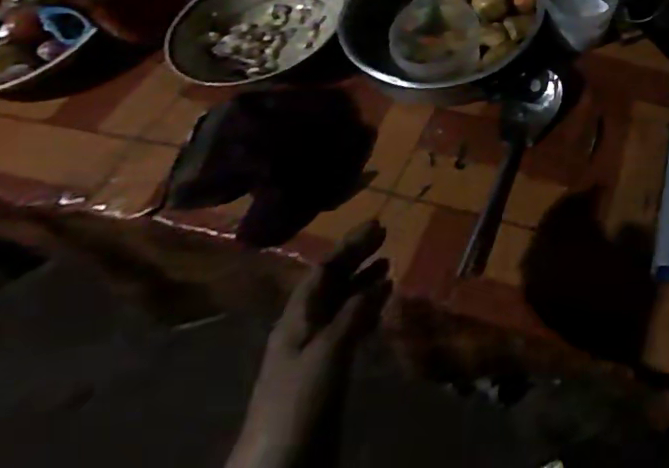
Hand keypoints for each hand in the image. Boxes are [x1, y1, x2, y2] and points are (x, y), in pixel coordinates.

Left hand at [226, 222, 392, 467]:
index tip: (376, 225)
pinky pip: (348, 328)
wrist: (281, 464)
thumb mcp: (327, 352)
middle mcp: (304, 329)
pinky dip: (366, 311)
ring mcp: (314, 351)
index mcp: (296, 320)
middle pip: (331, 285)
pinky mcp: (326, 372)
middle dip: (356, 259)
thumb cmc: (299, 400)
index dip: (348, 247)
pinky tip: (381, 307)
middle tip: (385, 237)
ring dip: (362, 284)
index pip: (323, 272)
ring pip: (340, 305)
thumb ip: (352, 314)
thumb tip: (379, 280)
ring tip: (387, 266)